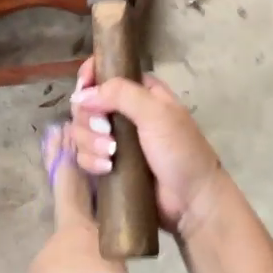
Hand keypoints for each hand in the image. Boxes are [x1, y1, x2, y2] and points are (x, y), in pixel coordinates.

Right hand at [67, 59, 228, 235]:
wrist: (191, 199)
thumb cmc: (180, 150)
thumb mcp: (156, 113)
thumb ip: (120, 94)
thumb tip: (81, 94)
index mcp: (140, 91)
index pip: (105, 72)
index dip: (89, 78)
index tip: (82, 91)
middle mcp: (124, 111)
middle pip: (86, 103)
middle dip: (90, 119)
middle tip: (107, 133)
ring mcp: (114, 138)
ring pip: (81, 130)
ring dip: (92, 143)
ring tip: (111, 156)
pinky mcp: (107, 163)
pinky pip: (84, 155)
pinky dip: (91, 161)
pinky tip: (107, 169)